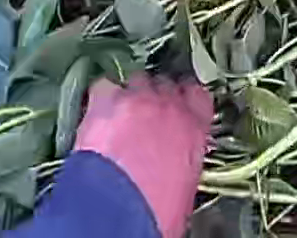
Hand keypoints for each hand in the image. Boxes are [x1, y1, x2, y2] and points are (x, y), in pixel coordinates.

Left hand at [73, 75, 213, 236]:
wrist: (117, 217)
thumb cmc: (153, 215)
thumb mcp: (183, 188)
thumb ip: (184, 158)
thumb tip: (175, 161)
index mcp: (193, 129)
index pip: (198, 96)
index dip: (187, 100)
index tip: (180, 108)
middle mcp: (168, 105)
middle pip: (165, 84)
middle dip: (157, 98)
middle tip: (146, 120)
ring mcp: (137, 99)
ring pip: (137, 80)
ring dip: (131, 95)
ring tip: (121, 117)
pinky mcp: (106, 100)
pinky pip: (105, 86)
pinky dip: (102, 96)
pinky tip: (98, 113)